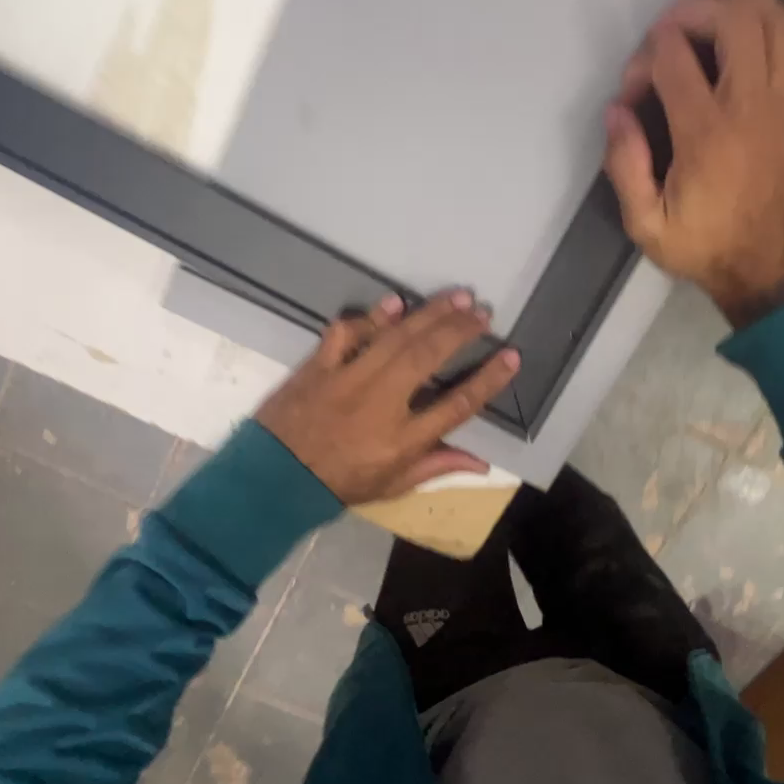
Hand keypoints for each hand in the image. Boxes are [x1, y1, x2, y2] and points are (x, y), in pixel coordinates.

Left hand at [255, 292, 521, 504]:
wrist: (273, 478)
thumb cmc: (338, 484)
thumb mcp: (391, 486)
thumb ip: (436, 467)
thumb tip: (481, 464)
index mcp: (402, 439)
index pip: (457, 405)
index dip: (488, 380)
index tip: (510, 356)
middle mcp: (380, 403)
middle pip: (429, 358)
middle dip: (460, 331)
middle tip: (483, 313)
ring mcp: (348, 379)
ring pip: (395, 338)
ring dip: (429, 314)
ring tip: (457, 297)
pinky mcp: (320, 366)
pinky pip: (347, 333)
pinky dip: (371, 317)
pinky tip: (394, 303)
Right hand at [604, 0, 783, 327]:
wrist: (762, 268)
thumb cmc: (701, 248)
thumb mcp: (645, 225)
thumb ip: (626, 166)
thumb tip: (617, 109)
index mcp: (706, 135)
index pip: (673, 61)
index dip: (645, 59)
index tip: (631, 90)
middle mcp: (750, 106)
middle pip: (730, 23)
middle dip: (693, 8)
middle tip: (668, 22)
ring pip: (774, 22)